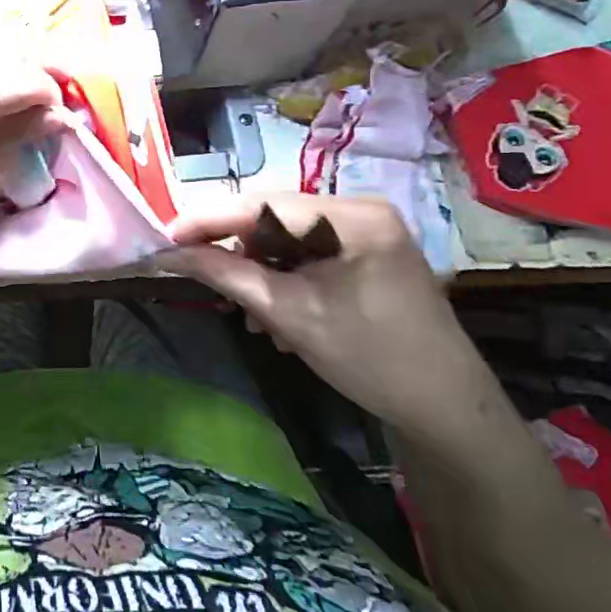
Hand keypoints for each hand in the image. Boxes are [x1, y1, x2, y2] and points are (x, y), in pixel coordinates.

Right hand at [156, 194, 495, 439]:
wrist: (445, 406)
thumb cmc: (368, 359)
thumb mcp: (287, 314)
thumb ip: (225, 274)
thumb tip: (169, 254)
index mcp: (351, 217)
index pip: (260, 204)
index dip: (207, 221)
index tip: (165, 240)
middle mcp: (362, 207)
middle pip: (273, 217)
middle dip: (235, 250)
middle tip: (201, 278)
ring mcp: (370, 228)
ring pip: (288, 236)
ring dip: (260, 269)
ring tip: (249, 314)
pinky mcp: (371, 249)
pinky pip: (310, 250)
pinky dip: (286, 276)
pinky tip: (280, 314)